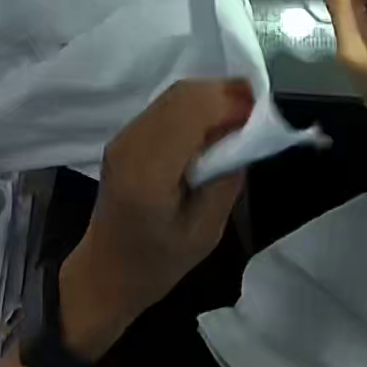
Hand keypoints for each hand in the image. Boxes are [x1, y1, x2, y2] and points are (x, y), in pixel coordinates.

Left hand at [58, 80, 251, 359]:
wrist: (104, 273)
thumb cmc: (157, 263)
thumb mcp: (206, 232)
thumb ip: (227, 179)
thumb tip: (245, 134)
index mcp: (148, 172)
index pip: (190, 112)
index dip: (229, 103)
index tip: (262, 116)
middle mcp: (131, 143)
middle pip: (184, 94)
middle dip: (225, 94)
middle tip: (257, 114)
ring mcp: (125, 135)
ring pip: (176, 93)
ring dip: (212, 97)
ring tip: (240, 118)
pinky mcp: (127, 134)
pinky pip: (168, 104)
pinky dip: (197, 105)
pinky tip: (213, 125)